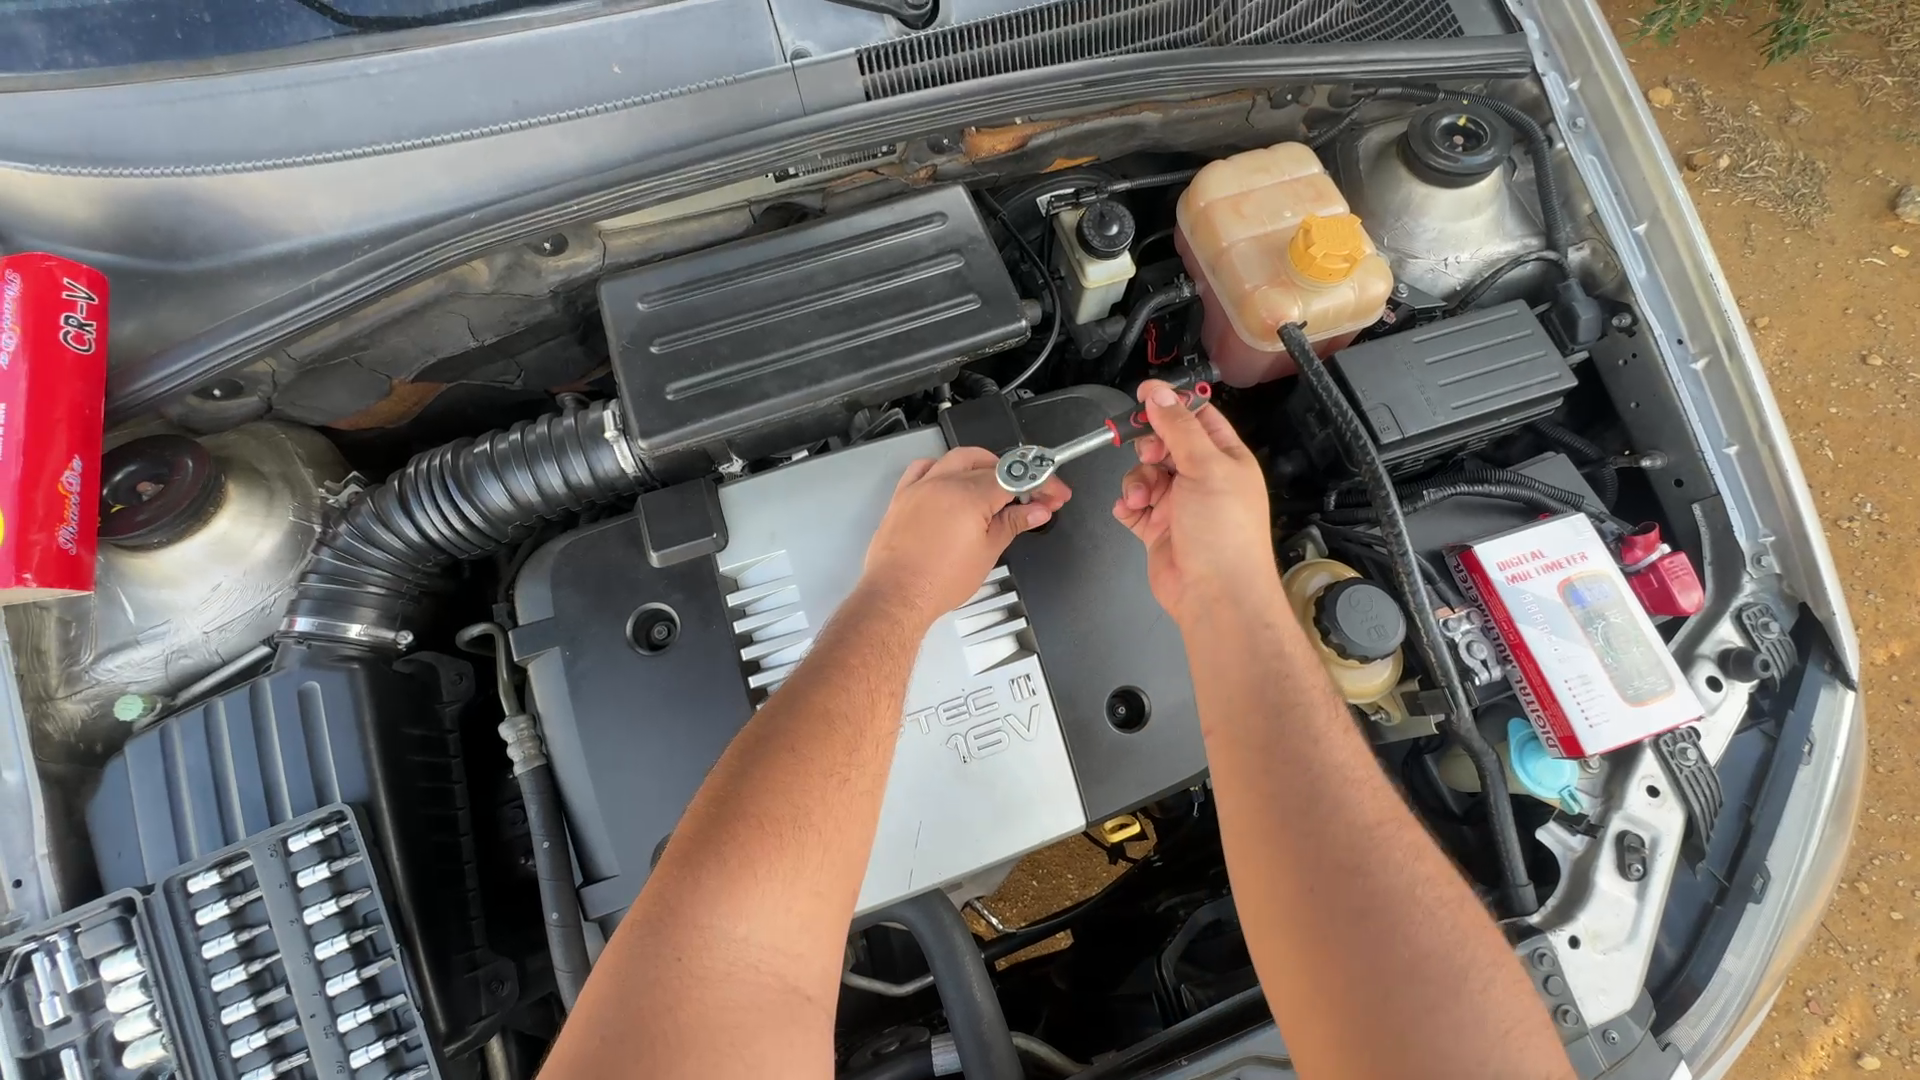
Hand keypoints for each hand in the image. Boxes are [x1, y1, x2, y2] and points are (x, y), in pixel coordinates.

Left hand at [861, 447, 1069, 623]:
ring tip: (995, 485)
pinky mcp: (903, 496)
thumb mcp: (988, 552)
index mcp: (970, 496)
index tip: (1054, 492)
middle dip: (1016, 479)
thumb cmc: (937, 581)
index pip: (1015, 478)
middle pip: (991, 467)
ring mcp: (921, 487)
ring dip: (982, 465)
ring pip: (958, 459)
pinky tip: (950, 479)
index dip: (1040, 483)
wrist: (898, 595)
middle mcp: (944, 484)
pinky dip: (942, 468)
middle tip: (1031, 497)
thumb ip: (1013, 524)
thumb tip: (1036, 511)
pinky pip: (923, 467)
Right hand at [1112, 380, 1277, 623]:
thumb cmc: (1224, 532)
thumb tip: (1159, 393)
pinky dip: (1127, 505)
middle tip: (1145, 454)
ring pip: (1144, 474)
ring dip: (1135, 481)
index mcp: (1225, 459)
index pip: (1197, 418)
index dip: (1170, 404)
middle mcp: (1203, 479)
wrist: (1213, 594)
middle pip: (1165, 445)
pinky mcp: (1158, 529)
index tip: (1143, 395)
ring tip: (1141, 498)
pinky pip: (1133, 506)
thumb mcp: (1204, 466)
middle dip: (1148, 447)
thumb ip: (1177, 427)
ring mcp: (1179, 505)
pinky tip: (1130, 510)